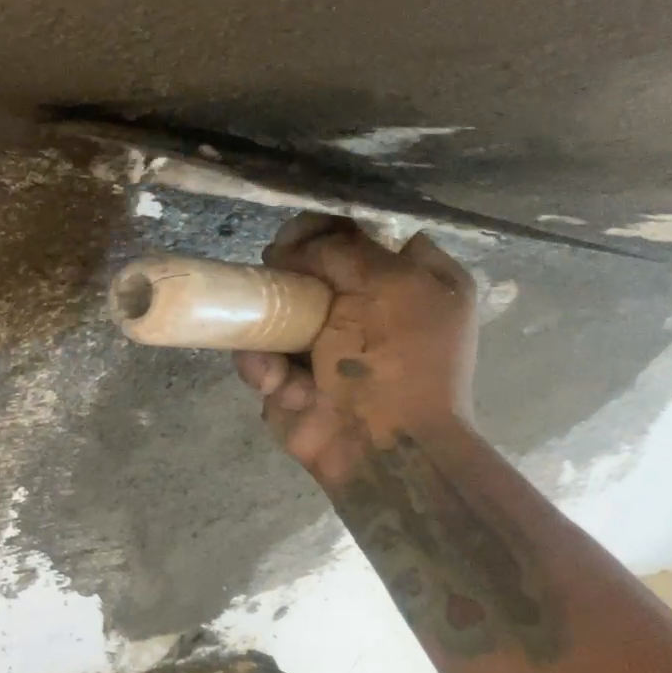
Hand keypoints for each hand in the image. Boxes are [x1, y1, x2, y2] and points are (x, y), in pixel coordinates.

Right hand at [233, 213, 479, 488]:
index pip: (365, 233)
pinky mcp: (288, 373)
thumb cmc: (399, 362)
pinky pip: (257, 353)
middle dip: (284, 275)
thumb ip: (346, 250)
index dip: (327, 228)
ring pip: (273, 309)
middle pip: (309, 267)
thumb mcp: (392, 287)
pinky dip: (262, 366)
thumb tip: (296, 245)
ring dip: (266, 327)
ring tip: (276, 357)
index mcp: (414, 280)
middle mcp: (368, 306)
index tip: (297, 236)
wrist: (376, 445)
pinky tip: (278, 384)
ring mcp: (324, 341)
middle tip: (272, 277)